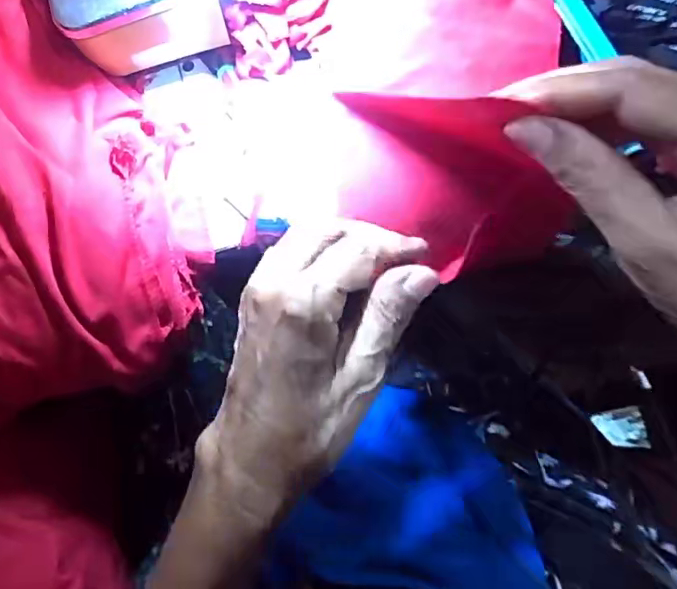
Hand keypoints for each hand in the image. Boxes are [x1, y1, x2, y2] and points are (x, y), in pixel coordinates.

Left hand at [198, 219, 438, 527]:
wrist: (251, 448)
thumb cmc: (312, 426)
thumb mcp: (361, 377)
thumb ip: (387, 316)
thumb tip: (421, 273)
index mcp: (302, 299)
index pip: (354, 248)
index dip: (393, 245)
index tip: (426, 254)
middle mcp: (273, 277)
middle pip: (323, 228)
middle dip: (367, 233)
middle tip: (404, 256)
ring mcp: (257, 280)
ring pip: (302, 233)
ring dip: (342, 236)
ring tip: (381, 260)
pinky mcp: (252, 289)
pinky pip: (288, 249)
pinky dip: (318, 247)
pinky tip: (345, 269)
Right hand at [498, 58, 676, 464]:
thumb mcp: (653, 249)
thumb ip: (587, 174)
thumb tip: (519, 124)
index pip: (638, 89)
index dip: (559, 90)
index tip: (496, 107)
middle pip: (647, 80)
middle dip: (567, 90)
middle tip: (504, 111)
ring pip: (654, 93)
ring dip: (586, 102)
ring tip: (529, 120)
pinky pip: (670, 116)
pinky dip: (614, 120)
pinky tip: (577, 134)